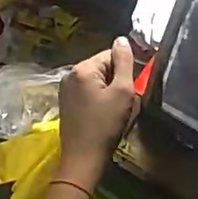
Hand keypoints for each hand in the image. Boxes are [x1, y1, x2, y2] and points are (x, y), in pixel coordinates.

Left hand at [55, 38, 138, 186]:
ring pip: (96, 81)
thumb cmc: (105, 125)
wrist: (83, 159)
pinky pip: (88, 92)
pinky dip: (99, 99)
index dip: (125, 70)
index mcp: (82, 68)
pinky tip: (104, 115)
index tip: (132, 89)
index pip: (111, 54)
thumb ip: (124, 62)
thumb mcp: (122, 92)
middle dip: (116, 80)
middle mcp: (70, 75)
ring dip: (108, 91)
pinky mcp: (66, 103)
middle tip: (124, 102)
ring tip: (115, 110)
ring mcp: (65, 90)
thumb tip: (122, 39)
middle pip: (102, 67)